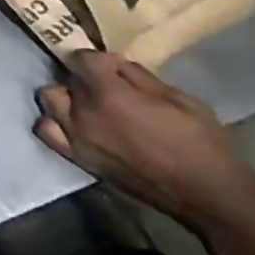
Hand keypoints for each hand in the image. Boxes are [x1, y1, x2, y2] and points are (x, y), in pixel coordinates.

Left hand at [35, 51, 254, 240]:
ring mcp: (75, 135)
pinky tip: (76, 125)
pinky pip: (46, 130)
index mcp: (109, 94)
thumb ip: (139, 77)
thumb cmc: (203, 145)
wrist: (209, 196)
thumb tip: (116, 64)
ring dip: (66, 98)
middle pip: (66, 79)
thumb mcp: (181, 99)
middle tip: (107, 88)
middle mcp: (83, 112)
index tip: (114, 65)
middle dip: (84, 78)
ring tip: (90, 106)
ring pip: (49, 100)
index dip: (97, 58)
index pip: (81, 59)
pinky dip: (55, 123)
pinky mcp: (75, 156)